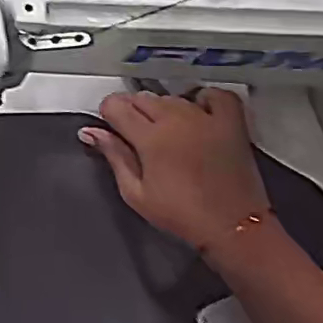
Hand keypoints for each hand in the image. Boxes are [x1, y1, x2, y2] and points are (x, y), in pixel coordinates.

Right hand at [78, 88, 272, 250]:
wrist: (233, 227)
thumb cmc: (180, 215)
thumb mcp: (136, 193)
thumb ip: (114, 156)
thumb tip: (89, 132)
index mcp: (150, 137)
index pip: (115, 105)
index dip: (108, 115)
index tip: (112, 130)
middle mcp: (175, 119)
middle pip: (141, 98)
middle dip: (132, 111)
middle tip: (137, 137)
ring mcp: (205, 117)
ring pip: (171, 97)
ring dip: (162, 109)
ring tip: (165, 132)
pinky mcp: (231, 122)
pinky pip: (213, 95)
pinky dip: (202, 98)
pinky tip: (197, 113)